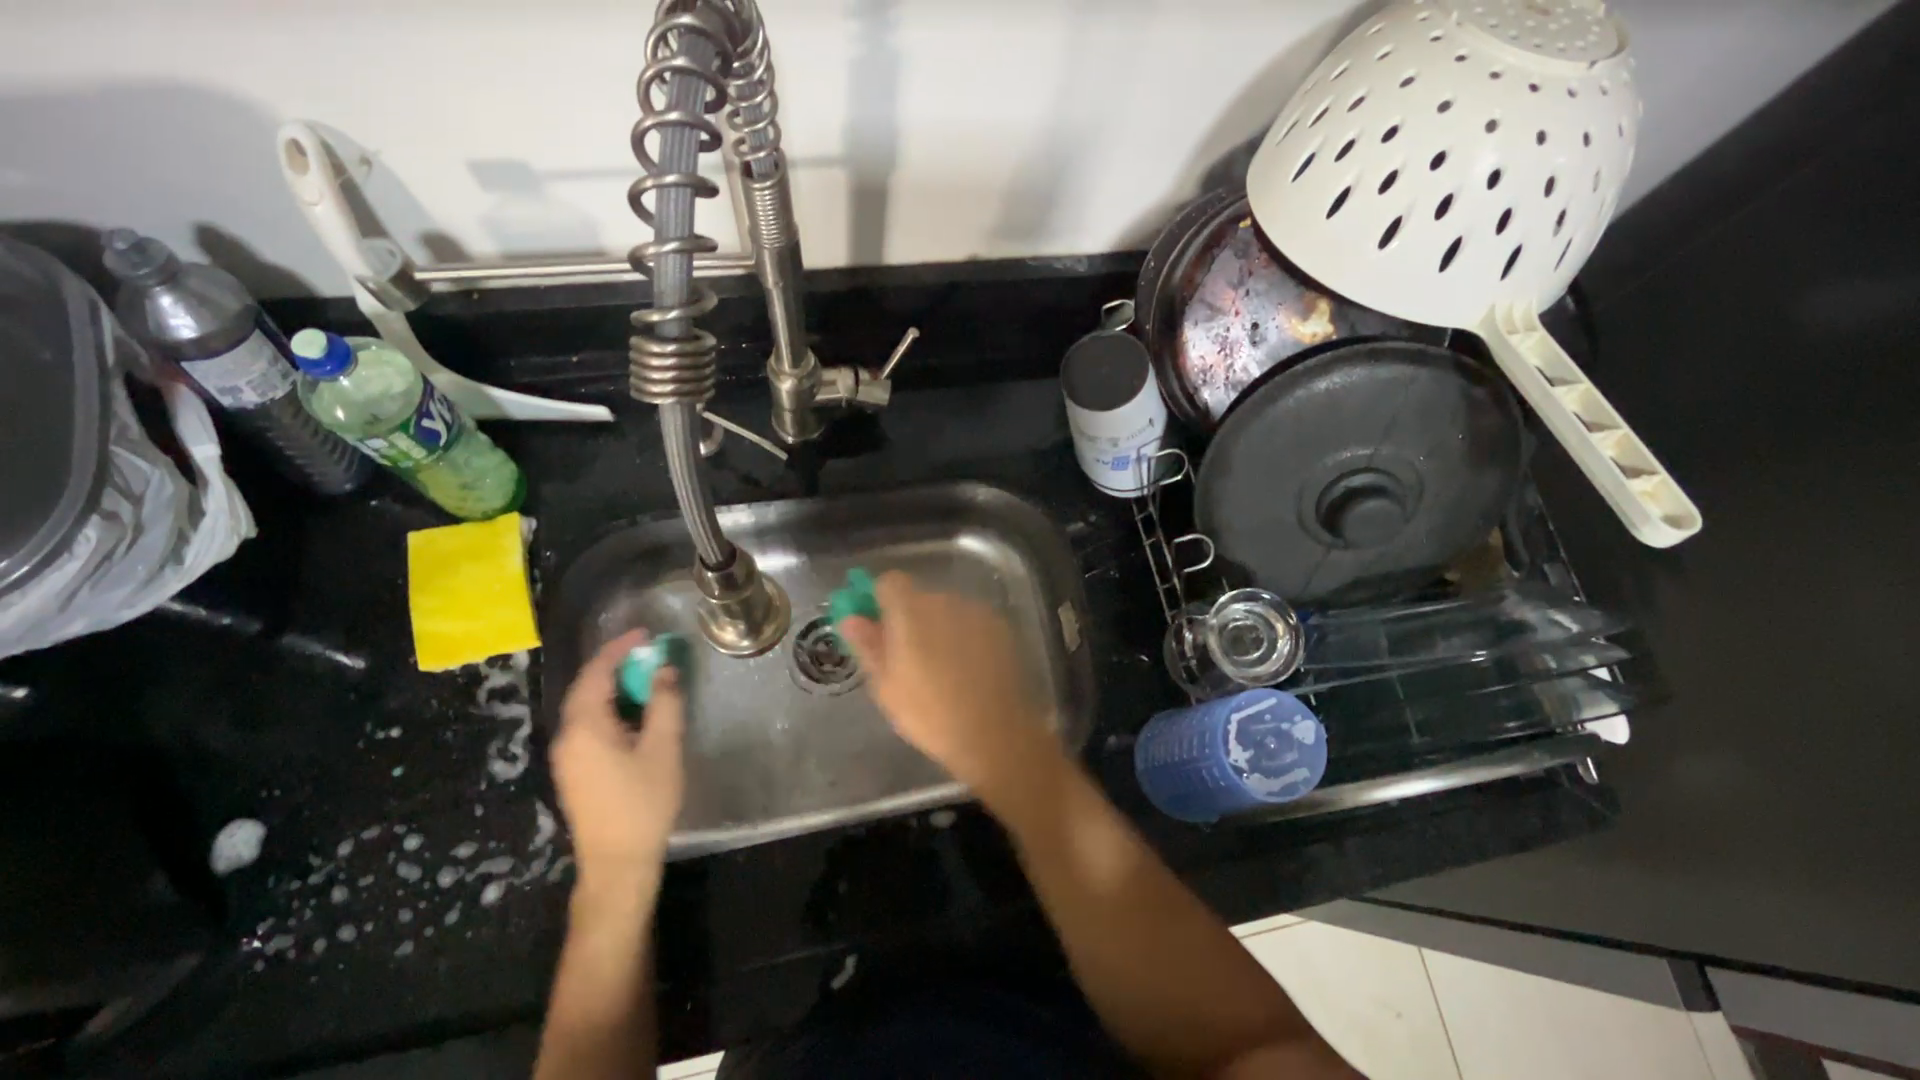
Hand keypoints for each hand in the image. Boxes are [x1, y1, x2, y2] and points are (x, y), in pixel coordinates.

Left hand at [550, 630, 683, 897]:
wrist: (616, 863)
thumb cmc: (642, 804)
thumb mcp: (662, 750)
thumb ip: (664, 704)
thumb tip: (664, 670)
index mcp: (585, 726)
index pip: (597, 673)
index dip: (620, 649)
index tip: (646, 634)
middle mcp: (567, 736)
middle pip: (586, 688)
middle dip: (615, 666)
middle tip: (647, 654)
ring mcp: (566, 756)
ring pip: (586, 709)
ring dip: (612, 689)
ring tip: (644, 680)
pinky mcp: (573, 772)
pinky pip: (587, 727)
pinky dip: (608, 710)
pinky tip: (632, 717)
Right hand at [836, 572, 1056, 795]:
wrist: (995, 733)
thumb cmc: (930, 713)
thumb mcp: (886, 686)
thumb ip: (868, 645)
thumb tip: (851, 618)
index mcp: (911, 609)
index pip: (888, 582)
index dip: (879, 600)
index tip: (876, 628)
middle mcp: (945, 600)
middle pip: (919, 597)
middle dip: (910, 618)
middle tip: (906, 657)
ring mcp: (978, 612)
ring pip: (948, 611)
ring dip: (939, 628)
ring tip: (941, 669)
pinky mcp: (1002, 628)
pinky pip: (973, 624)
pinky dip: (965, 638)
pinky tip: (968, 671)